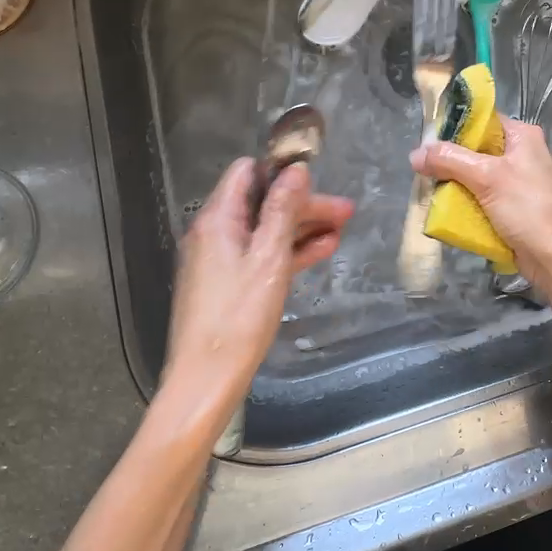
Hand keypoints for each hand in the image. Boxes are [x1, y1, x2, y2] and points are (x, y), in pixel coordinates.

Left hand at [159, 159, 351, 417]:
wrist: (206, 380)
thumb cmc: (238, 317)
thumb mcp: (269, 258)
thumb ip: (283, 211)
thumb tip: (296, 170)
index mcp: (218, 219)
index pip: (247, 172)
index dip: (282, 171)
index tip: (317, 180)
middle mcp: (214, 233)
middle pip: (263, 202)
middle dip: (304, 204)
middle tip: (345, 211)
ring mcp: (220, 259)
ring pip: (266, 229)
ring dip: (302, 227)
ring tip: (341, 231)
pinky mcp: (228, 283)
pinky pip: (262, 254)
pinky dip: (290, 250)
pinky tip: (322, 251)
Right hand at [409, 118, 551, 296]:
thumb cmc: (529, 208)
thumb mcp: (487, 177)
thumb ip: (450, 161)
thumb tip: (415, 153)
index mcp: (521, 136)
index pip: (481, 120)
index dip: (453, 128)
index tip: (424, 141)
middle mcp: (519, 154)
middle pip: (474, 150)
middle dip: (449, 162)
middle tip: (421, 171)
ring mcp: (516, 182)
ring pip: (474, 177)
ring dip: (454, 186)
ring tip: (427, 192)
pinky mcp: (511, 207)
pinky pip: (480, 198)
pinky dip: (464, 204)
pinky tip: (444, 210)